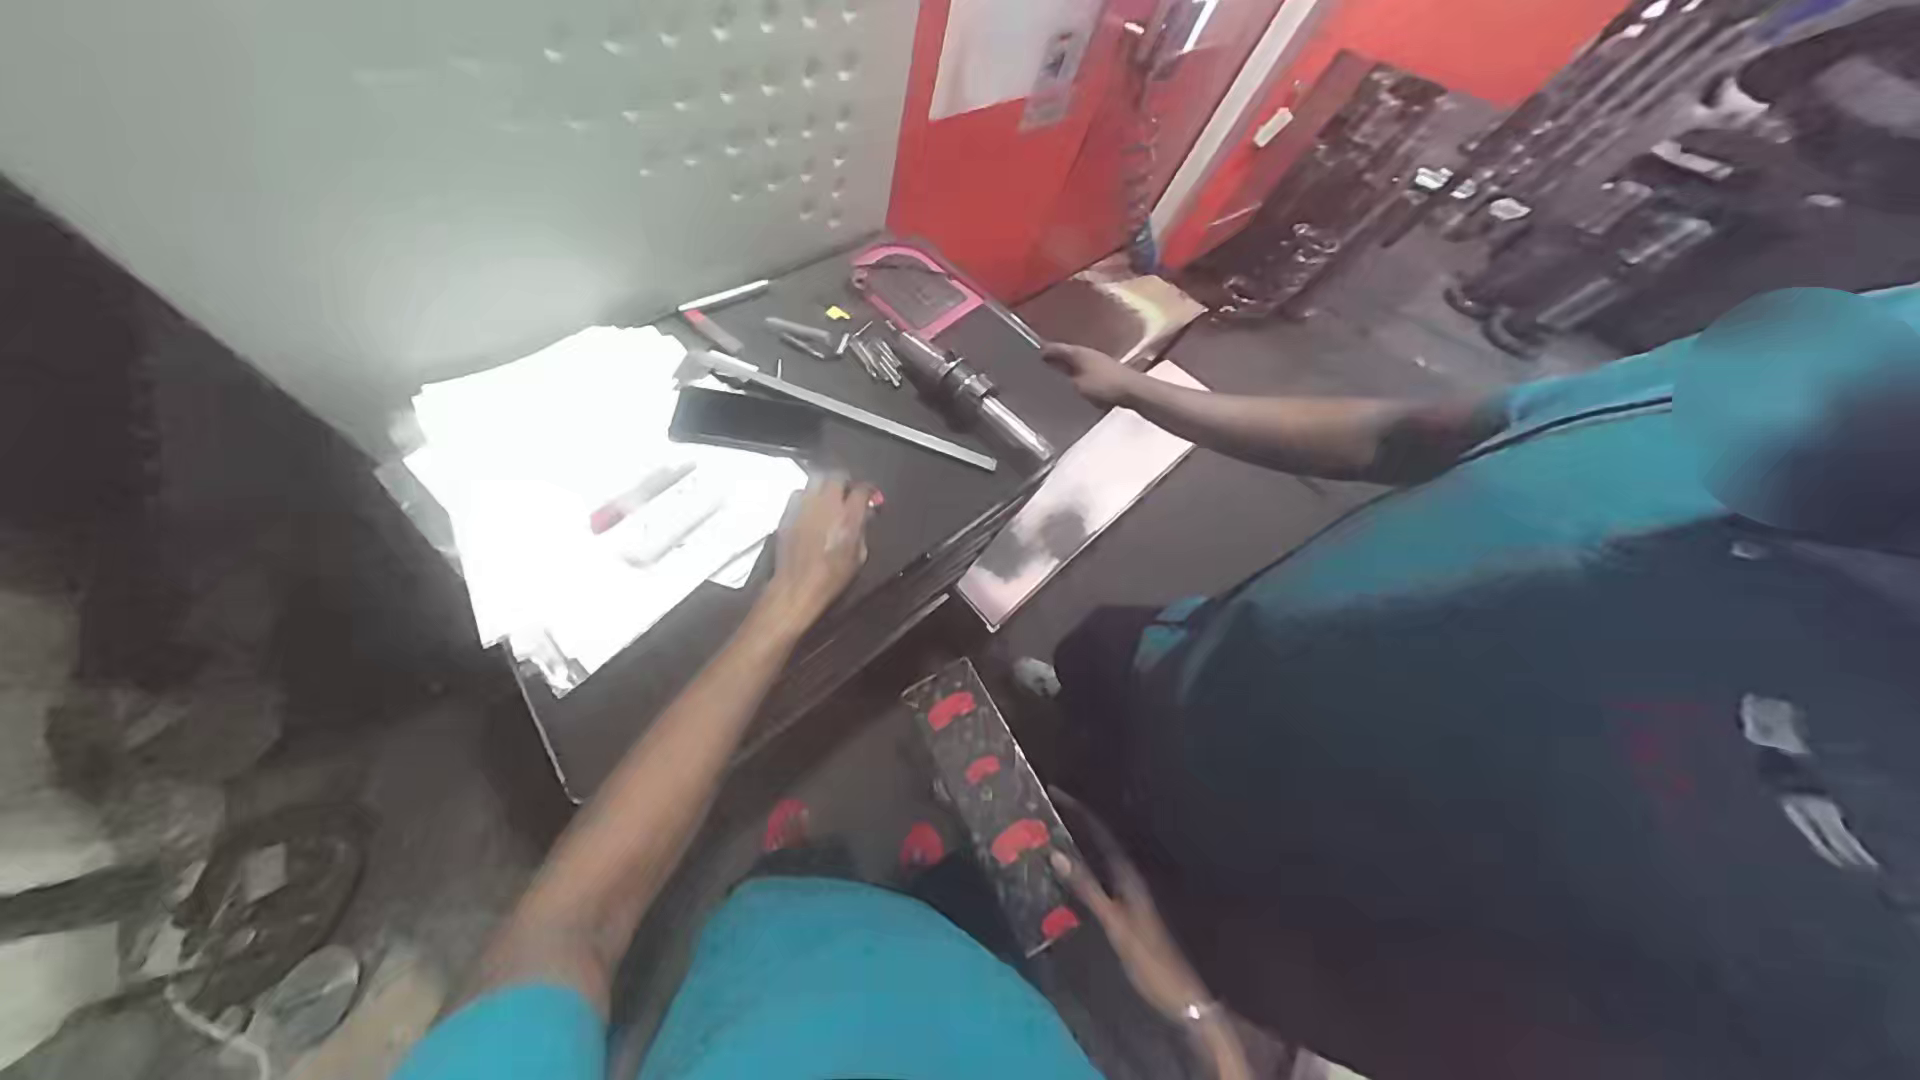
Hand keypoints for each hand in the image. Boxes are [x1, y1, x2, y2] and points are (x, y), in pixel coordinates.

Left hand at [760, 472, 874, 626]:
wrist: (798, 585)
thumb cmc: (833, 576)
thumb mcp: (859, 556)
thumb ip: (862, 530)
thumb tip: (864, 515)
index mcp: (848, 516)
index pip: (862, 489)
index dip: (869, 490)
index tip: (870, 496)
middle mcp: (826, 504)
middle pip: (837, 476)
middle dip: (845, 481)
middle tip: (847, 492)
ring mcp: (804, 506)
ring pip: (816, 479)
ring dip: (825, 485)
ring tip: (827, 497)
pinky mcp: (788, 512)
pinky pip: (799, 493)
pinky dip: (807, 496)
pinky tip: (810, 508)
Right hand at [1042, 343, 1141, 408]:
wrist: (1132, 389)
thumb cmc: (1103, 385)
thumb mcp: (1078, 385)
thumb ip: (1065, 378)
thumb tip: (1055, 371)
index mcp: (1078, 353)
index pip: (1057, 348)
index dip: (1045, 350)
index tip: (1033, 353)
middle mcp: (1087, 352)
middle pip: (1067, 353)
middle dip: (1055, 357)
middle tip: (1041, 363)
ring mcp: (1098, 360)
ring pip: (1076, 360)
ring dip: (1066, 364)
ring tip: (1054, 372)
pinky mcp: (1105, 369)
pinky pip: (1084, 368)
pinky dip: (1076, 371)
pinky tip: (1073, 379)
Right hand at [1048, 787, 1213, 1024]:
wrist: (1180, 995)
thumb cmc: (1149, 957)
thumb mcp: (1114, 923)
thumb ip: (1087, 888)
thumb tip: (1056, 852)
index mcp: (1127, 872)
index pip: (1099, 830)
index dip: (1077, 809)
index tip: (1053, 791)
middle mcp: (1128, 874)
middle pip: (1098, 838)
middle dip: (1073, 820)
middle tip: (1044, 809)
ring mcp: (1127, 891)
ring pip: (1096, 856)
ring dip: (1075, 842)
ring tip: (1047, 833)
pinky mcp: (1125, 907)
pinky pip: (1097, 874)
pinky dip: (1079, 865)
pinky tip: (1064, 873)